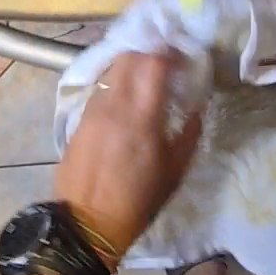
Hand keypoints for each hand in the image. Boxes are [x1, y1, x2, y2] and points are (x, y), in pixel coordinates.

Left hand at [55, 51, 201, 259]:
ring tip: (145, 75)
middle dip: (150, 51)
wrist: (87, 223)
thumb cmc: (138, 200)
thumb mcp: (175, 170)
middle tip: (165, 61)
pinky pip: (100, 87)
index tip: (183, 57)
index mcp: (142, 117)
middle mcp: (114, 105)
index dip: (170, 53)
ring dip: (131, 63)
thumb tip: (197, 107)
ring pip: (112, 68)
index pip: (154, 63)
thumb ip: (190, 133)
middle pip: (129, 56)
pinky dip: (116, 81)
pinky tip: (125, 94)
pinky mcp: (79, 118)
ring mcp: (92, 109)